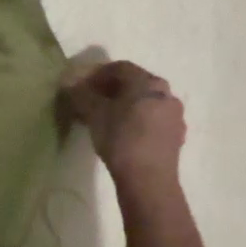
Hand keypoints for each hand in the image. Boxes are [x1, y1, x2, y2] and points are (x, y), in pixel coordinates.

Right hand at [63, 59, 186, 185]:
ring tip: (106, 118)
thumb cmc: (120, 138)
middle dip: (112, 89)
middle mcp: (166, 93)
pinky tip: (124, 134)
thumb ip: (81, 94)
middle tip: (92, 101)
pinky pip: (153, 119)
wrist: (148, 179)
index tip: (81, 86)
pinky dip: (137, 120)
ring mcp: (175, 115)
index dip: (97, 74)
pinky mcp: (176, 136)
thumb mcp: (93, 113)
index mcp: (148, 82)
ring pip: (145, 102)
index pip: (120, 68)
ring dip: (125, 105)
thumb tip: (69, 83)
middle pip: (135, 83)